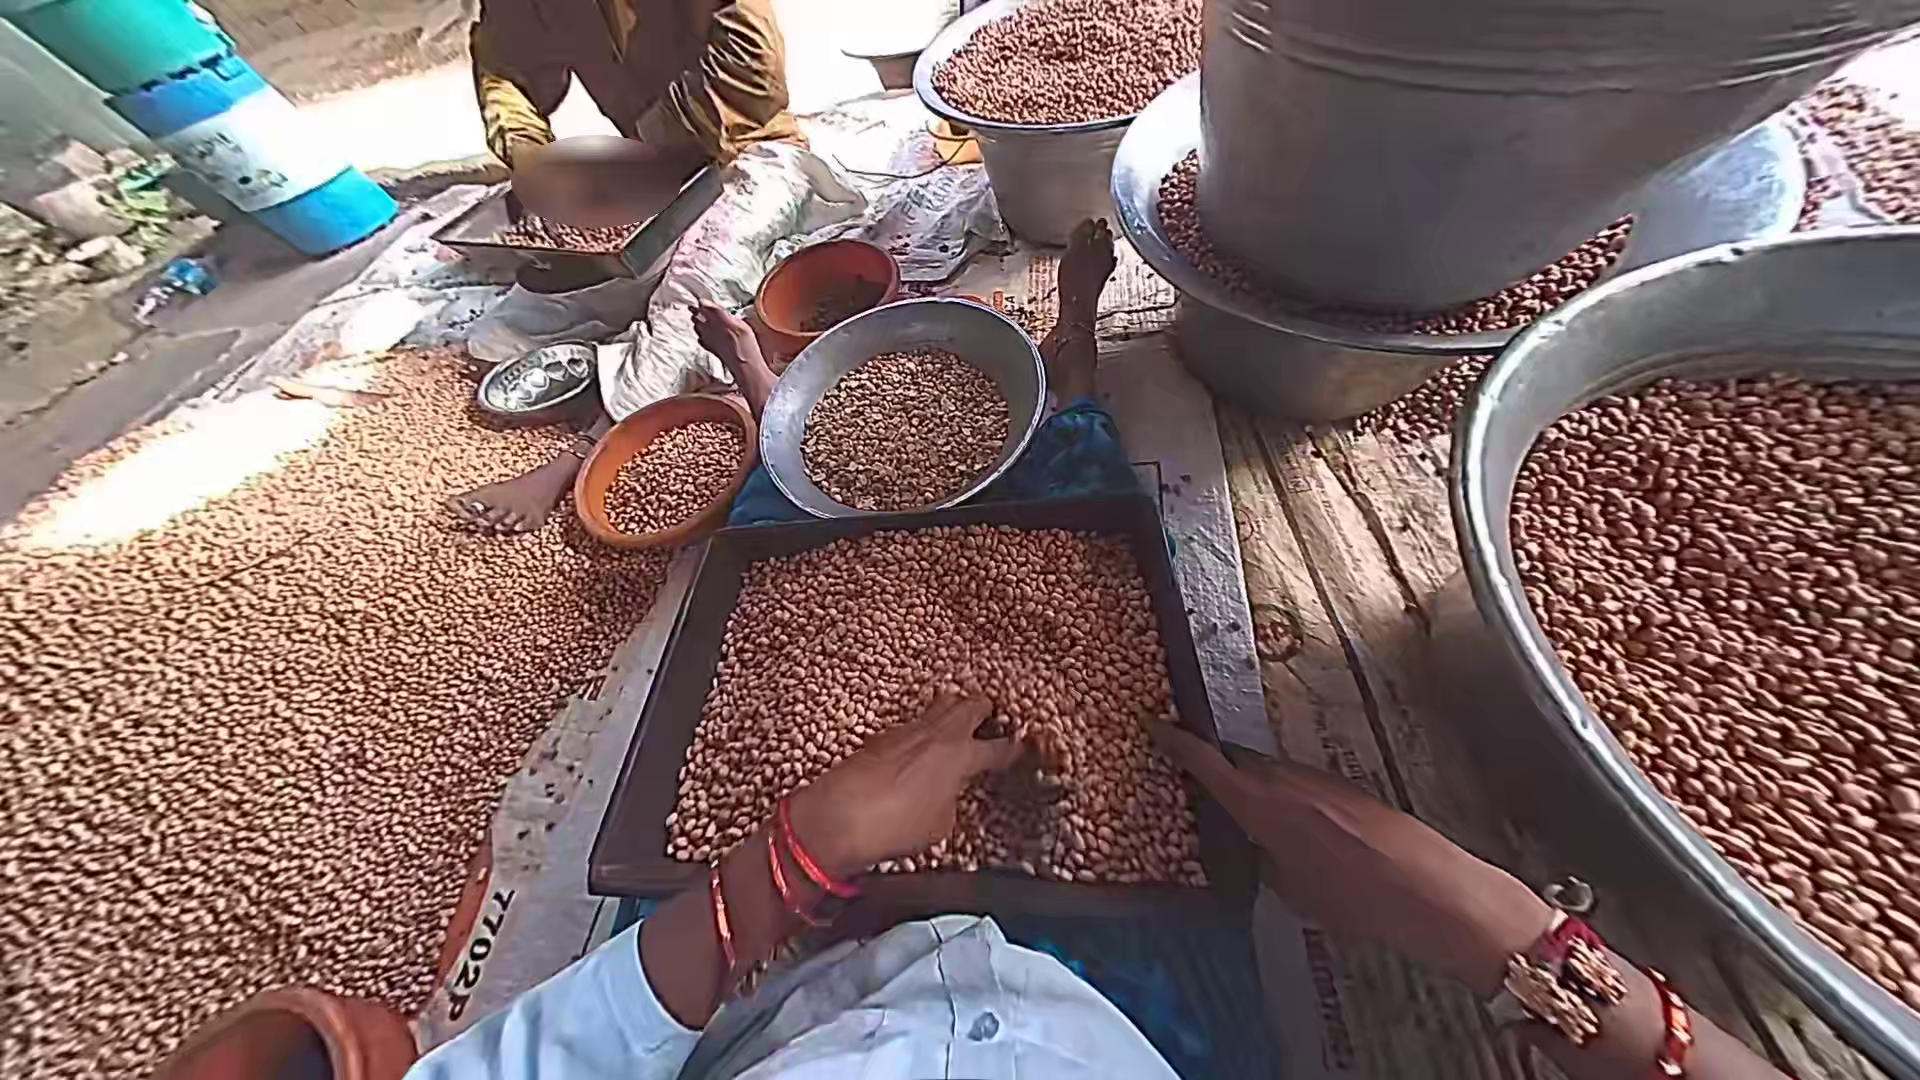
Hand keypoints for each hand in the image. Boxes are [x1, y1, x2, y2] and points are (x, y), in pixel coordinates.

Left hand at [787, 693, 1023, 876]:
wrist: (840, 816)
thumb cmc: (896, 825)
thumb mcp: (940, 824)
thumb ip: (952, 799)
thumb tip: (947, 792)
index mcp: (961, 754)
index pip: (997, 748)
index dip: (1013, 749)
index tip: (1021, 748)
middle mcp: (938, 733)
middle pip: (971, 705)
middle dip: (985, 709)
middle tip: (992, 717)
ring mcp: (909, 729)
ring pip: (942, 704)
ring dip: (955, 710)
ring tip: (961, 720)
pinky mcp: (884, 735)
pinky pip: (916, 722)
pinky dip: (927, 727)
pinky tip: (924, 743)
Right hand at [1143, 714, 1553, 992]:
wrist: (1435, 890)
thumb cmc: (1354, 899)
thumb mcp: (1292, 889)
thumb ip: (1265, 857)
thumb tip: (1262, 845)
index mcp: (1256, 803)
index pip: (1201, 758)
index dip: (1173, 738)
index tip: (1153, 720)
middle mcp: (1279, 778)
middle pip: (1234, 761)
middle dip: (1218, 770)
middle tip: (1208, 789)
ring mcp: (1311, 776)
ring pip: (1268, 772)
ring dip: (1257, 787)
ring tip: (1264, 822)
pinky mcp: (1339, 783)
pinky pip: (1297, 783)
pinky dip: (1289, 798)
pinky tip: (1308, 833)